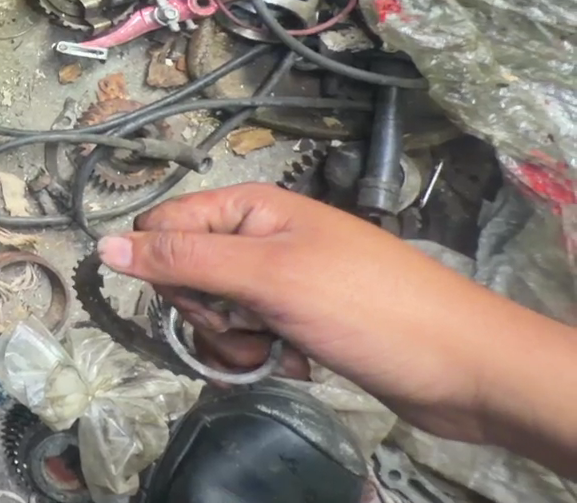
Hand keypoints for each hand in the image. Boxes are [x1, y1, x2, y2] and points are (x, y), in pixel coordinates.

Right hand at [99, 184, 528, 442]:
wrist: (481, 375)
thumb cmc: (371, 310)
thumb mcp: (267, 278)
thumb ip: (181, 259)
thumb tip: (101, 246)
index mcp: (247, 207)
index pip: (162, 226)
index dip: (163, 265)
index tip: (197, 300)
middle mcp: (255, 235)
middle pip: (182, 267)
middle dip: (202, 308)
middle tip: (241, 328)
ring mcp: (276, 276)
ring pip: (209, 303)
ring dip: (227, 335)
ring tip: (269, 351)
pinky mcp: (294, 315)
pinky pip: (242, 327)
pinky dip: (254, 349)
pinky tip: (288, 360)